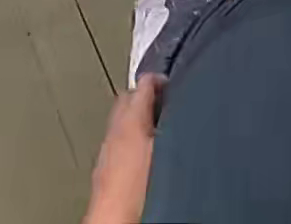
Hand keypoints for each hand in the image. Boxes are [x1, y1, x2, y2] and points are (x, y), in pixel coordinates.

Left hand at [82, 74, 163, 223]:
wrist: (113, 222)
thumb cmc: (137, 189)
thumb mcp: (167, 150)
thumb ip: (174, 127)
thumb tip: (188, 115)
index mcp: (132, 117)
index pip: (145, 82)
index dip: (160, 80)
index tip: (172, 85)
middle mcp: (116, 128)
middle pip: (129, 97)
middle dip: (145, 96)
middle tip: (163, 102)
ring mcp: (107, 148)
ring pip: (121, 118)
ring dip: (135, 118)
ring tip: (154, 128)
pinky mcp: (102, 168)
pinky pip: (116, 140)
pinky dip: (127, 139)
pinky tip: (141, 155)